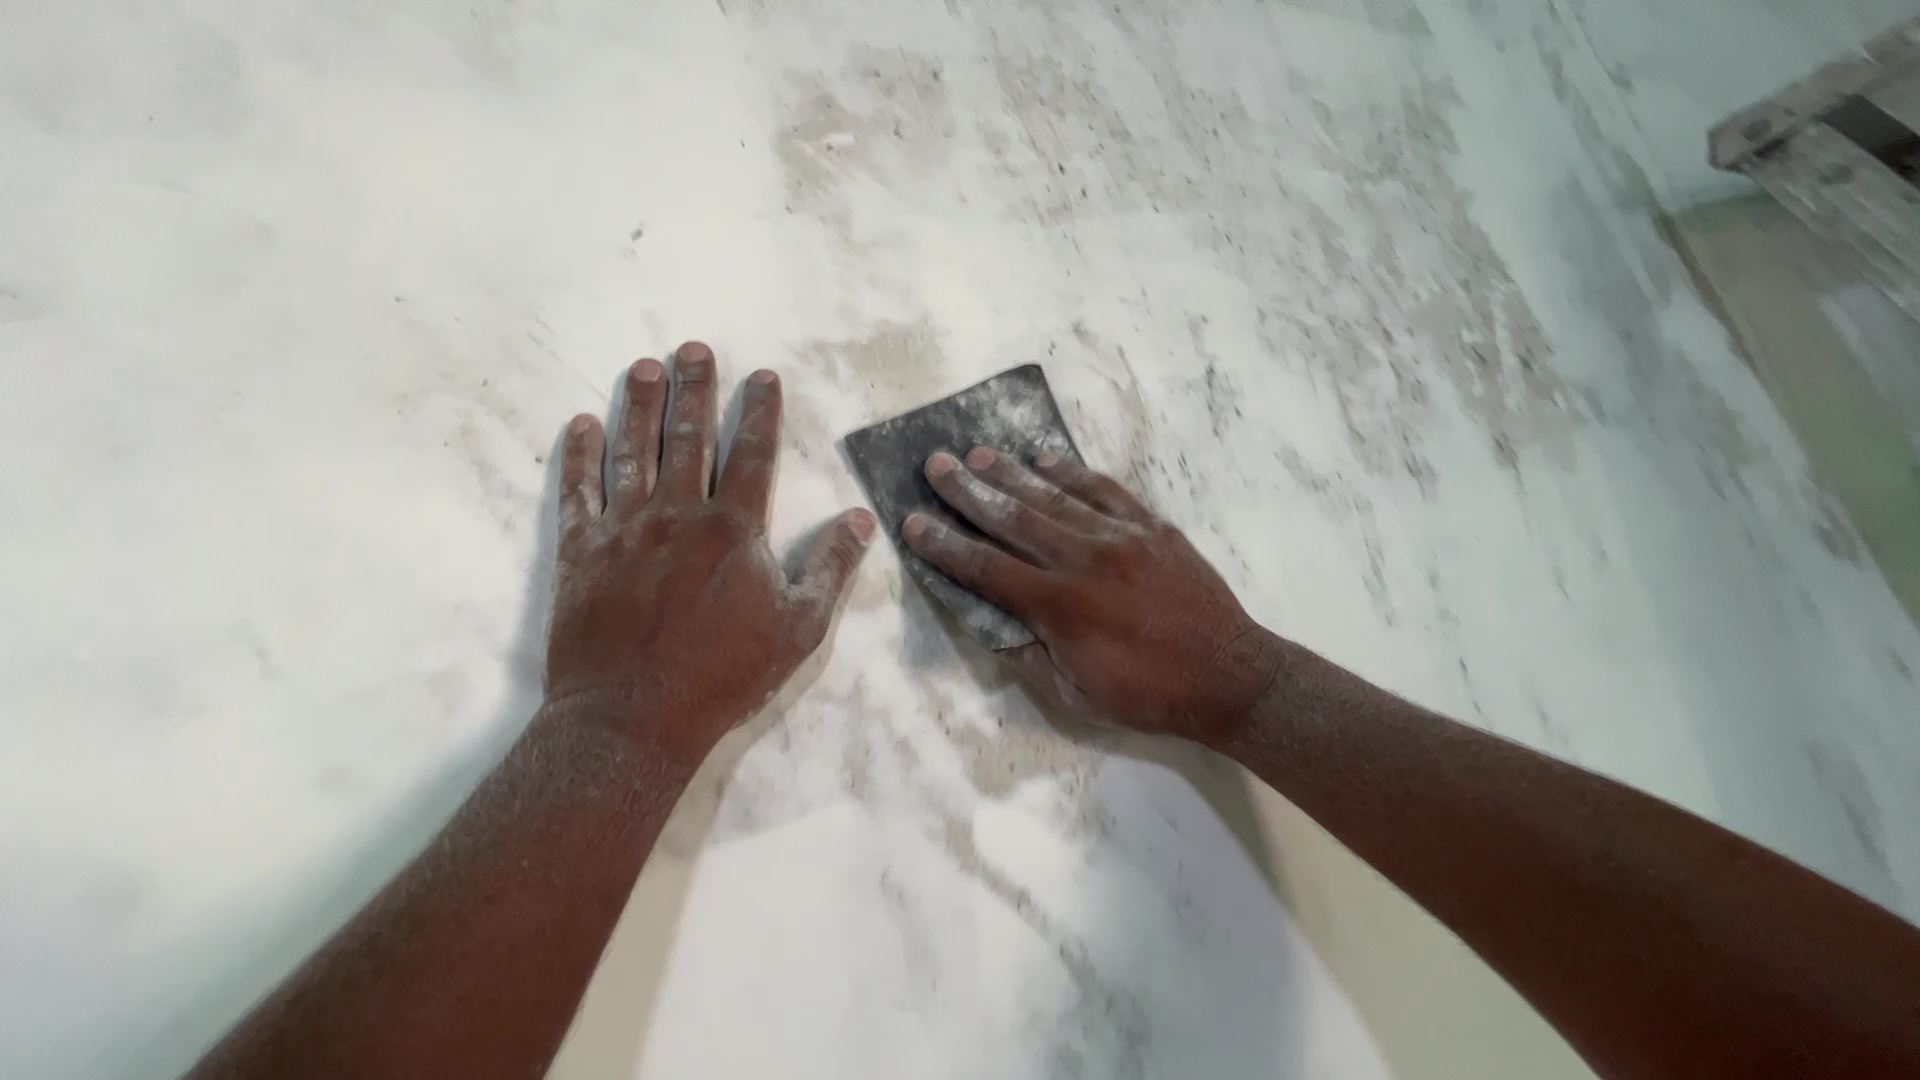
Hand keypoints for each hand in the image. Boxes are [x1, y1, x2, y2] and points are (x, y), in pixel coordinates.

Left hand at [544, 342, 876, 767]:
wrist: (633, 717)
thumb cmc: (725, 674)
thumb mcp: (800, 628)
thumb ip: (831, 568)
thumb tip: (860, 519)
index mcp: (734, 529)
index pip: (753, 453)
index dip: (760, 411)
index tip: (761, 375)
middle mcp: (679, 514)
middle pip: (689, 437)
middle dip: (695, 389)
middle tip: (692, 348)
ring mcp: (626, 530)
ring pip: (634, 452)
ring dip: (639, 406)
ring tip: (643, 368)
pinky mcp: (581, 553)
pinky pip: (578, 493)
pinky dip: (579, 457)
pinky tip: (580, 426)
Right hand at [902, 448, 1278, 743]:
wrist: (1229, 677)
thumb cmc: (1147, 696)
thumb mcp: (1074, 695)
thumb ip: (1026, 655)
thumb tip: (987, 622)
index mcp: (1061, 608)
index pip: (987, 569)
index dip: (946, 546)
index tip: (914, 523)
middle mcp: (1084, 561)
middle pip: (1014, 518)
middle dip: (969, 491)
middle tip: (937, 464)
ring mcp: (1121, 537)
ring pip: (1055, 496)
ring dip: (1013, 473)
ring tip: (980, 453)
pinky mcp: (1152, 527)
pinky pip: (1105, 490)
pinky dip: (1073, 472)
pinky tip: (1047, 458)